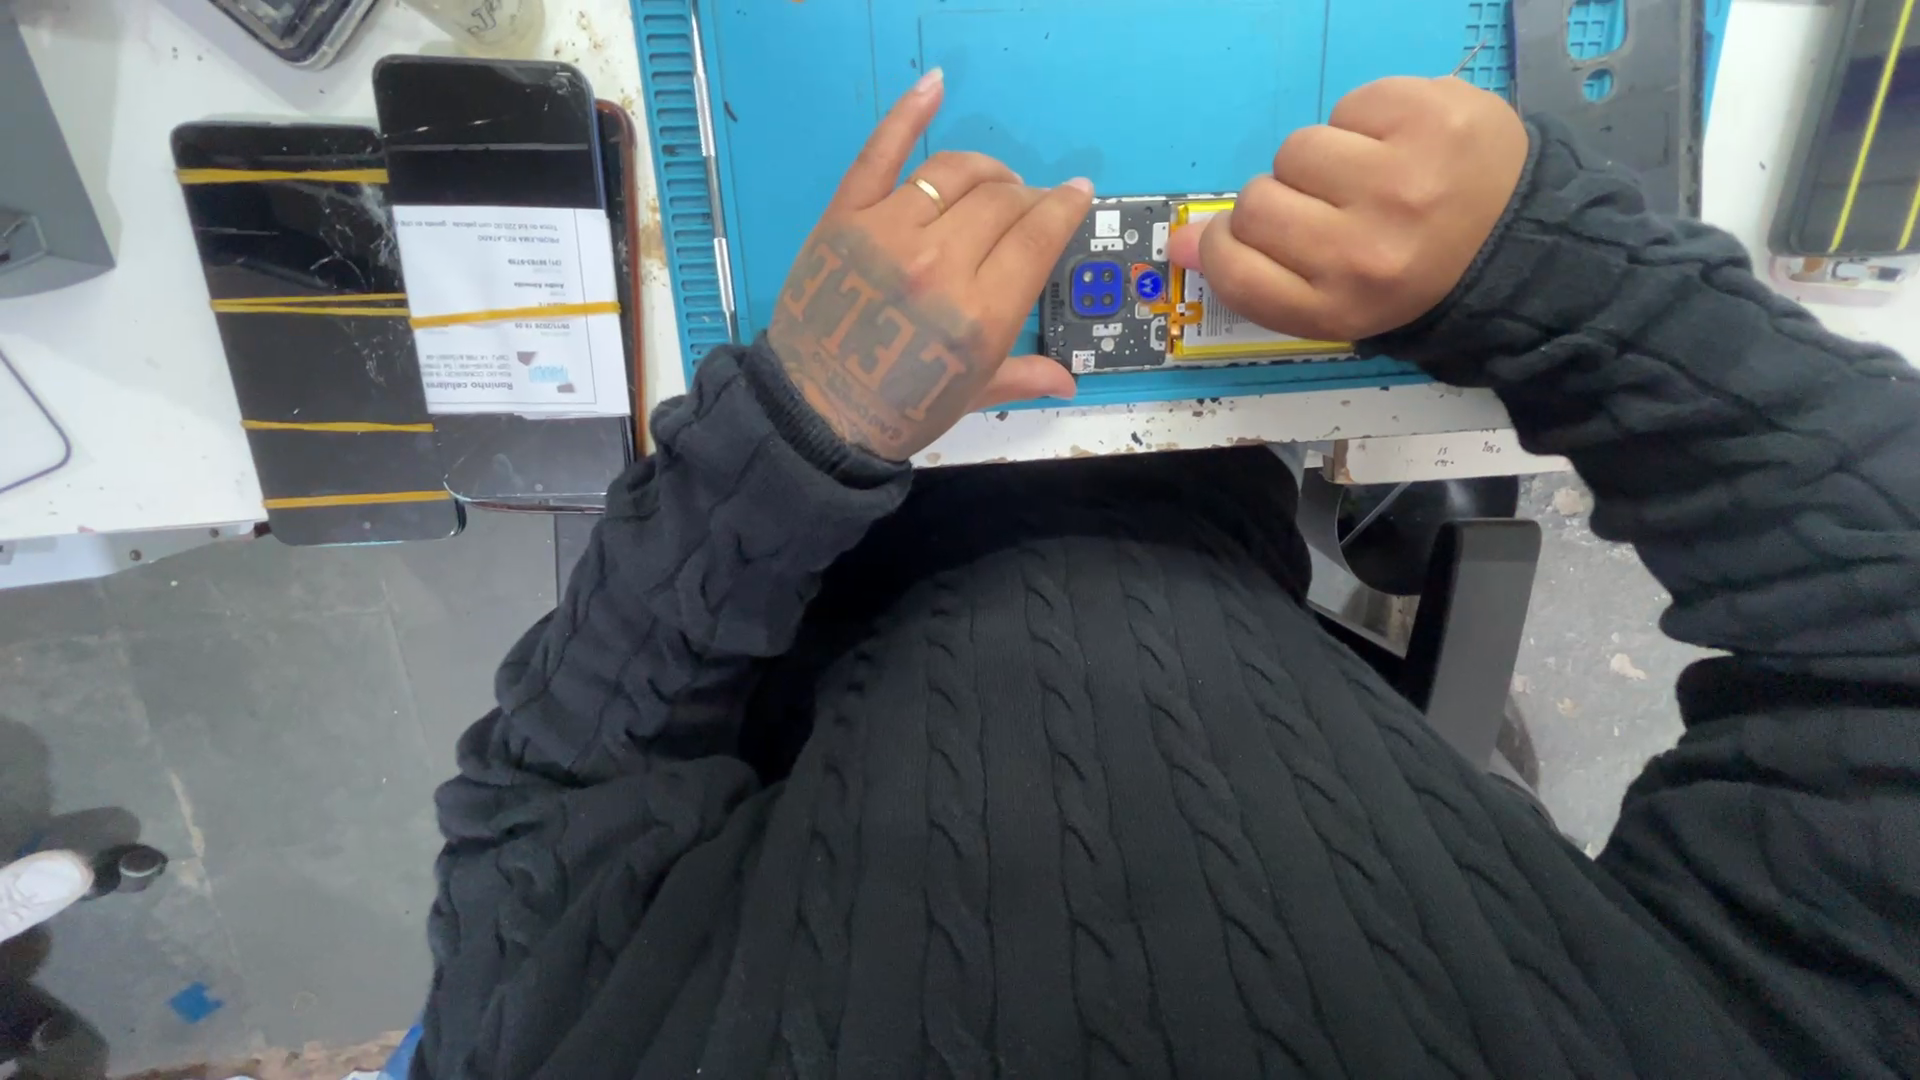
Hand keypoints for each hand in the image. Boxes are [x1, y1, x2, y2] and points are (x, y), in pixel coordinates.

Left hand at [766, 69, 1091, 460]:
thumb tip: (1068, 383)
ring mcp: (889, 231)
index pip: (1037, 236)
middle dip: (1027, 198)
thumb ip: (1022, 377)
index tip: (1075, 195)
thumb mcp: (970, 398)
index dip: (1064, 209)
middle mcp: (941, 262)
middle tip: (1026, 209)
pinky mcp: (845, 216)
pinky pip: (880, 152)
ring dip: (986, 169)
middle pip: (1001, 200)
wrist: (816, 415)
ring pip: (954, 171)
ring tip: (994, 181)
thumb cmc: (901, 411)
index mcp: (981, 314)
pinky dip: (908, 113)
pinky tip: (935, 87)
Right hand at [1167, 76, 1527, 342]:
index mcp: (1332, 308)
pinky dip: (1361, 122)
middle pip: (1254, 203)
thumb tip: (1178, 239)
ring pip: (1296, 149)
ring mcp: (1401, 179)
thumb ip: (1250, 277)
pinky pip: (1350, 105)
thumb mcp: (1325, 306)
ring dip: (1316, 162)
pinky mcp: (1433, 114)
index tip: (1247, 241)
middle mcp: (1362, 250)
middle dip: (1276, 204)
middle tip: (1322, 213)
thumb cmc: (1401, 283)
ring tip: (1362, 178)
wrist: (1518, 247)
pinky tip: (1393, 147)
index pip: (1232, 265)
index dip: (1224, 247)